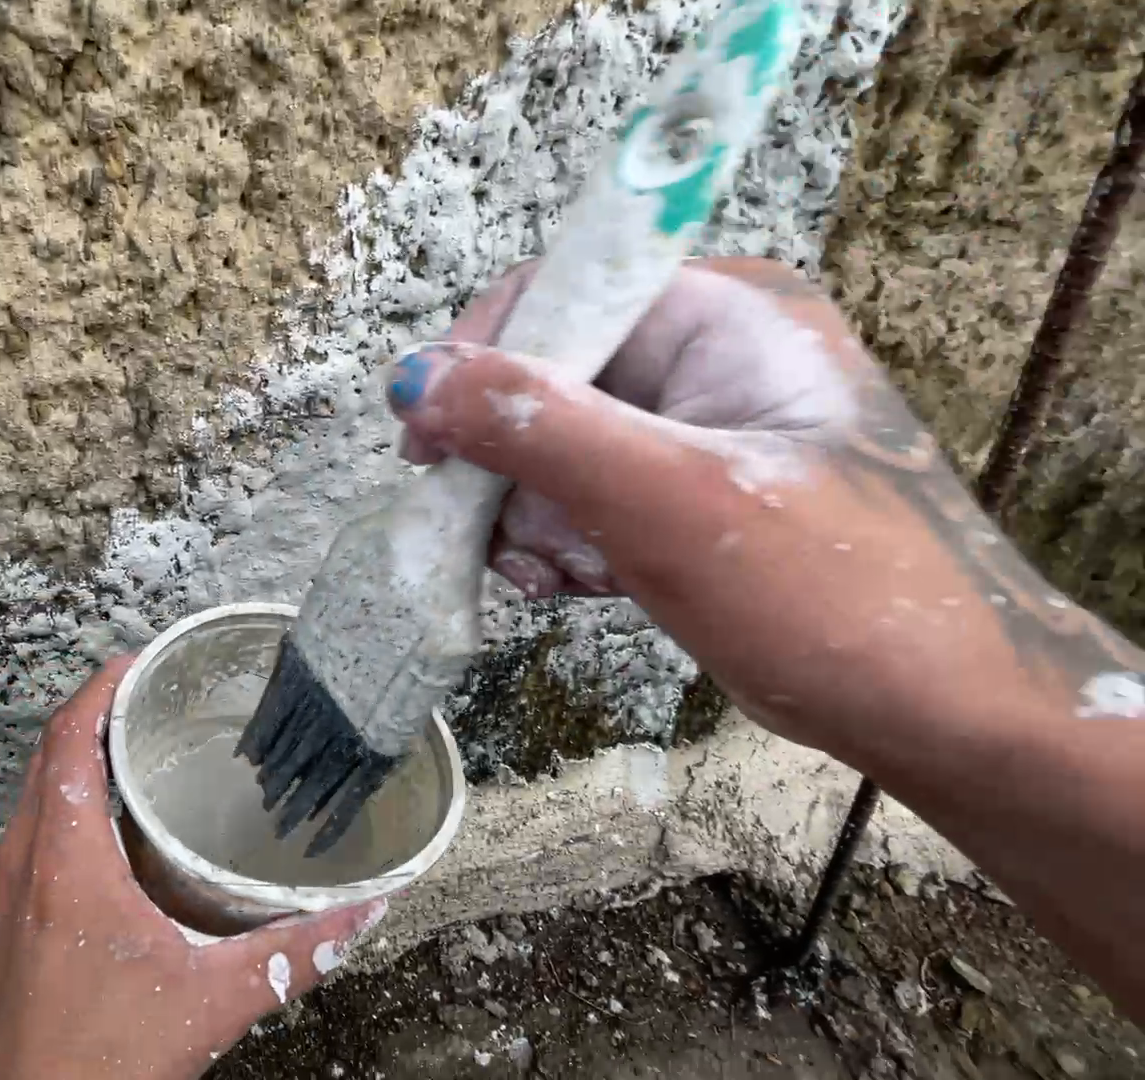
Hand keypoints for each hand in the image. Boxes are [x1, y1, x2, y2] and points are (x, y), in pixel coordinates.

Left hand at [0, 658, 389, 1079]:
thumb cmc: (99, 1063)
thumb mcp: (208, 1002)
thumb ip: (290, 956)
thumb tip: (358, 914)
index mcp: (65, 858)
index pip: (69, 738)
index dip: (101, 688)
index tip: (140, 660)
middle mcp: (26, 855)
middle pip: (50, 748)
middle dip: (97, 706)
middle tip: (151, 689)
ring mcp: (11, 881)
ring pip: (40, 782)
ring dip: (80, 745)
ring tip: (137, 732)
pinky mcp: (13, 906)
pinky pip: (37, 816)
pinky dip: (70, 786)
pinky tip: (113, 808)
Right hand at [386, 256, 1140, 756]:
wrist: (929, 710)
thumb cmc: (828, 596)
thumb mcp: (667, 500)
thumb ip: (537, 428)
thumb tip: (413, 380)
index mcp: (721, 317)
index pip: (558, 294)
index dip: (476, 361)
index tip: (428, 446)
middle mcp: (696, 355)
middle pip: (537, 379)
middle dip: (507, 467)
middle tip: (507, 536)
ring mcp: (680, 423)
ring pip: (539, 445)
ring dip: (525, 516)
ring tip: (560, 574)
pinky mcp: (667, 484)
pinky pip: (565, 492)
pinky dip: (549, 540)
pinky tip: (571, 583)